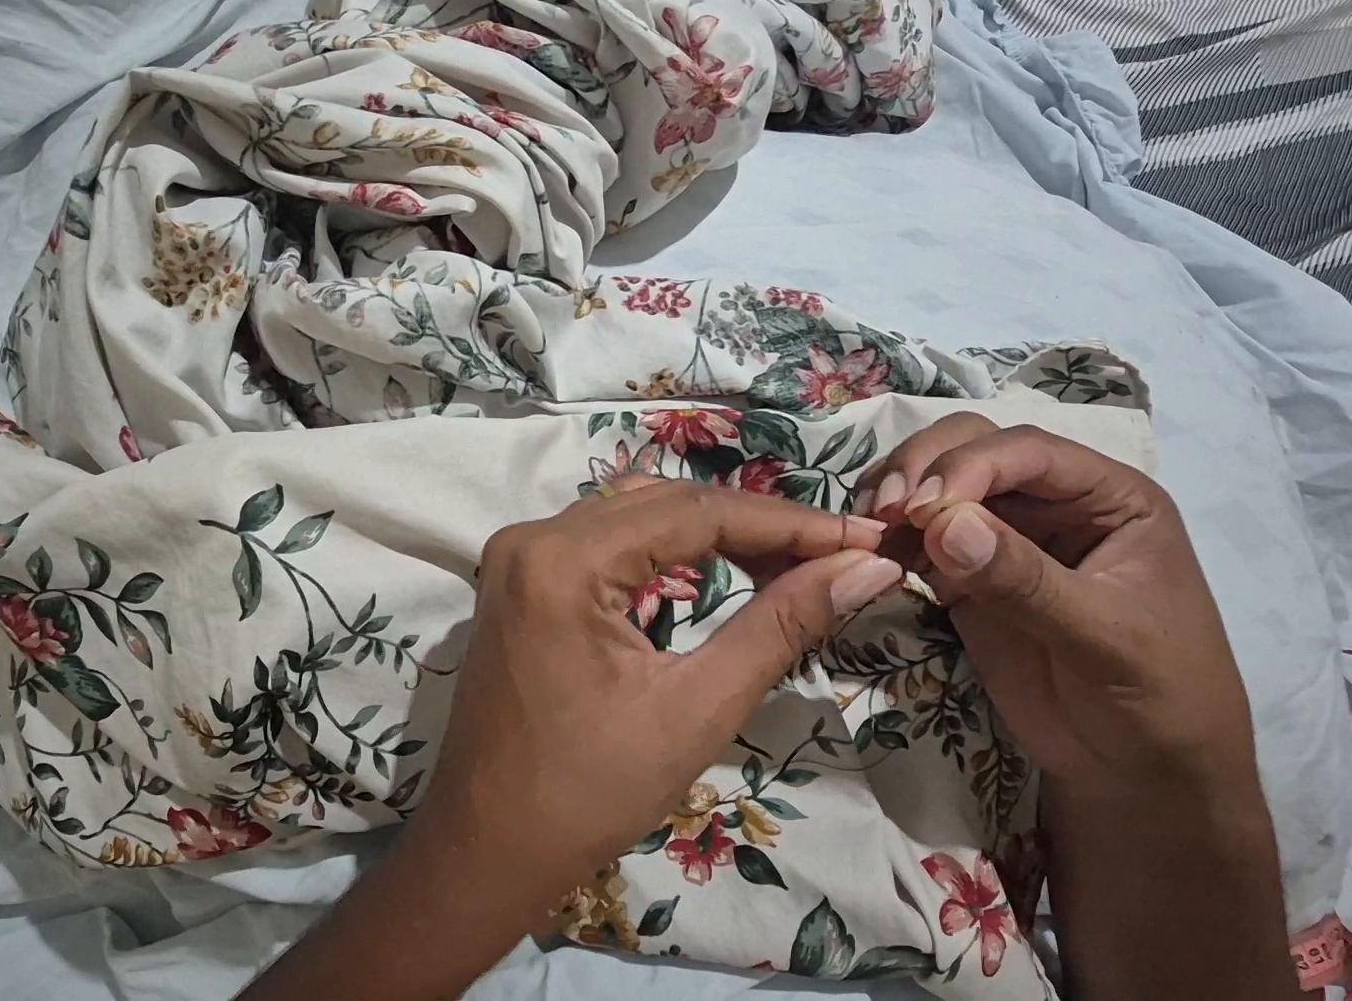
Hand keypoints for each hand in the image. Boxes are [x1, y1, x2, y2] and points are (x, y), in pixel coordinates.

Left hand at [420, 478, 900, 888]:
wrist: (487, 849)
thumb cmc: (589, 793)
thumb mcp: (696, 709)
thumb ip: (780, 626)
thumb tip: (864, 568)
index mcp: (563, 560)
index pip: (694, 510)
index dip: (786, 522)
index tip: (861, 537)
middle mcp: (531, 536)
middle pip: (663, 502)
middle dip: (752, 525)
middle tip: (831, 554)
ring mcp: (517, 556)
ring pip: (633, 514)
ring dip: (709, 532)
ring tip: (786, 561)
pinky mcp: (518, 579)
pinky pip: (602, 540)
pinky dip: (661, 549)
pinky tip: (712, 569)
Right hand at [854, 413, 1254, 791]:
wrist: (1133, 770)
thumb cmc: (1154, 699)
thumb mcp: (1104, 638)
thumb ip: (1025, 581)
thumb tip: (941, 523)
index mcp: (1108, 497)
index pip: (1027, 452)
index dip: (969, 465)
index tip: (922, 508)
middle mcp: (1050, 501)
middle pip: (970, 446)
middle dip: (921, 468)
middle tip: (886, 512)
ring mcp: (1001, 535)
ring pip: (933, 481)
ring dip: (894, 493)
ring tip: (870, 530)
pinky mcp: (961, 571)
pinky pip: (914, 533)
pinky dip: (886, 535)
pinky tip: (871, 552)